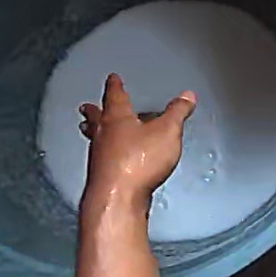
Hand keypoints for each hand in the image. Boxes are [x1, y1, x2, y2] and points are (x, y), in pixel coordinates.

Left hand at [78, 73, 196, 215]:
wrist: (118, 196)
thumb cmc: (138, 161)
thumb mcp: (168, 131)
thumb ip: (178, 112)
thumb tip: (186, 96)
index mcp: (118, 119)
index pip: (116, 97)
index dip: (115, 87)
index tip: (113, 79)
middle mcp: (103, 135)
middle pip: (97, 118)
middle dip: (95, 110)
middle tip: (88, 106)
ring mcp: (99, 155)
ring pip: (94, 137)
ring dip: (93, 130)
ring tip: (90, 128)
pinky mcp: (102, 174)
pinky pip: (101, 156)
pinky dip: (103, 151)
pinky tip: (108, 156)